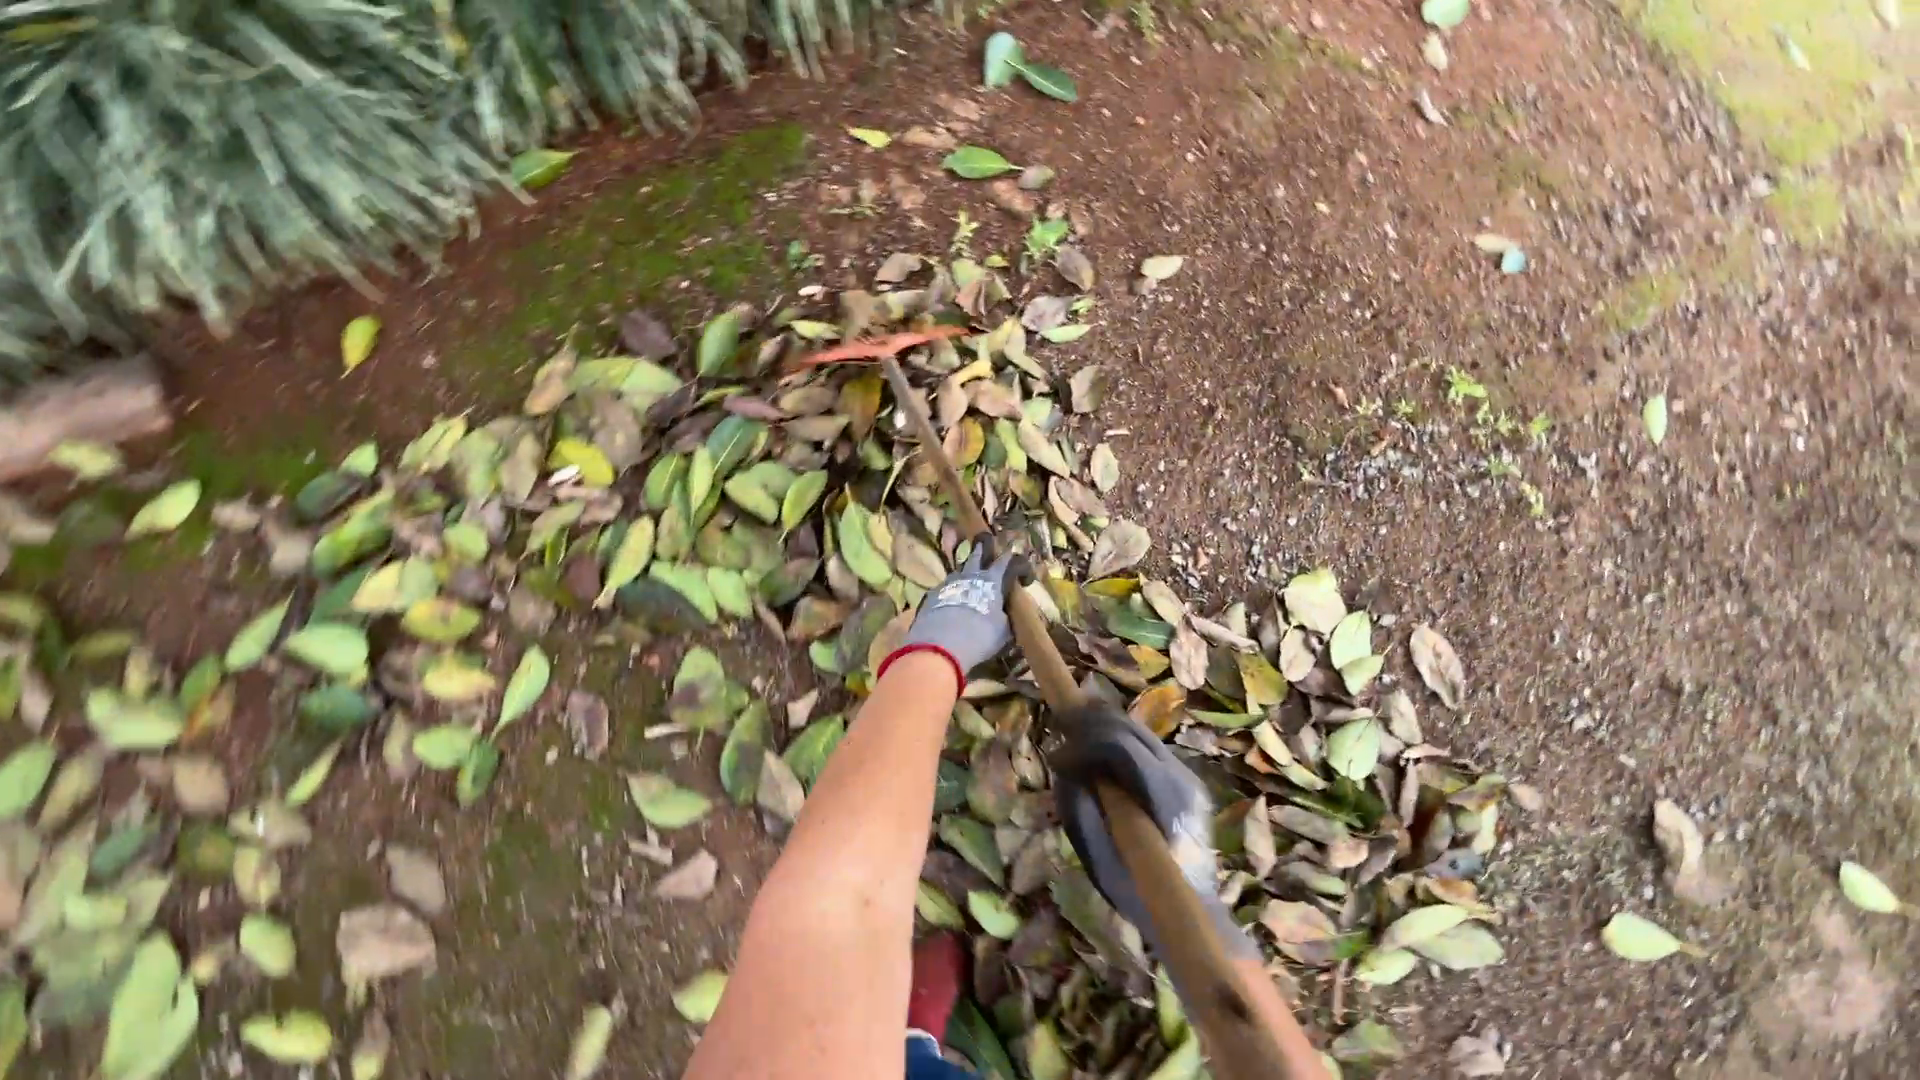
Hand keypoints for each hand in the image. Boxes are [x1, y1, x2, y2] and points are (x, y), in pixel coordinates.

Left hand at [880, 534, 1026, 692]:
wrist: (940, 644)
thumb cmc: (980, 636)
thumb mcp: (1003, 631)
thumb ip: (1005, 617)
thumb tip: (1005, 614)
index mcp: (992, 581)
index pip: (1004, 562)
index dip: (1010, 558)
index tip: (1013, 553)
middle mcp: (970, 575)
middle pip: (976, 556)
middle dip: (982, 549)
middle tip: (983, 542)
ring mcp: (948, 582)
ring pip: (959, 570)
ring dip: (965, 569)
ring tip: (967, 571)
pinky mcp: (932, 594)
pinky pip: (945, 586)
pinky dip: (950, 588)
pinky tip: (950, 596)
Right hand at [1050, 703, 1254, 958]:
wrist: (1197, 911)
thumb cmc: (1145, 896)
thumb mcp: (1104, 861)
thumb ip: (1085, 813)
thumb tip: (1067, 772)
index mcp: (1164, 800)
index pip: (1120, 748)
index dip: (1083, 743)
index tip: (1055, 755)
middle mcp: (1181, 778)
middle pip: (1130, 731)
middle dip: (1090, 725)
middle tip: (1059, 729)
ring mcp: (1187, 776)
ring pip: (1140, 733)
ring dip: (1104, 729)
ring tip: (1073, 735)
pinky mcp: (1185, 779)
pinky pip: (1145, 747)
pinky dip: (1117, 741)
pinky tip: (1097, 751)